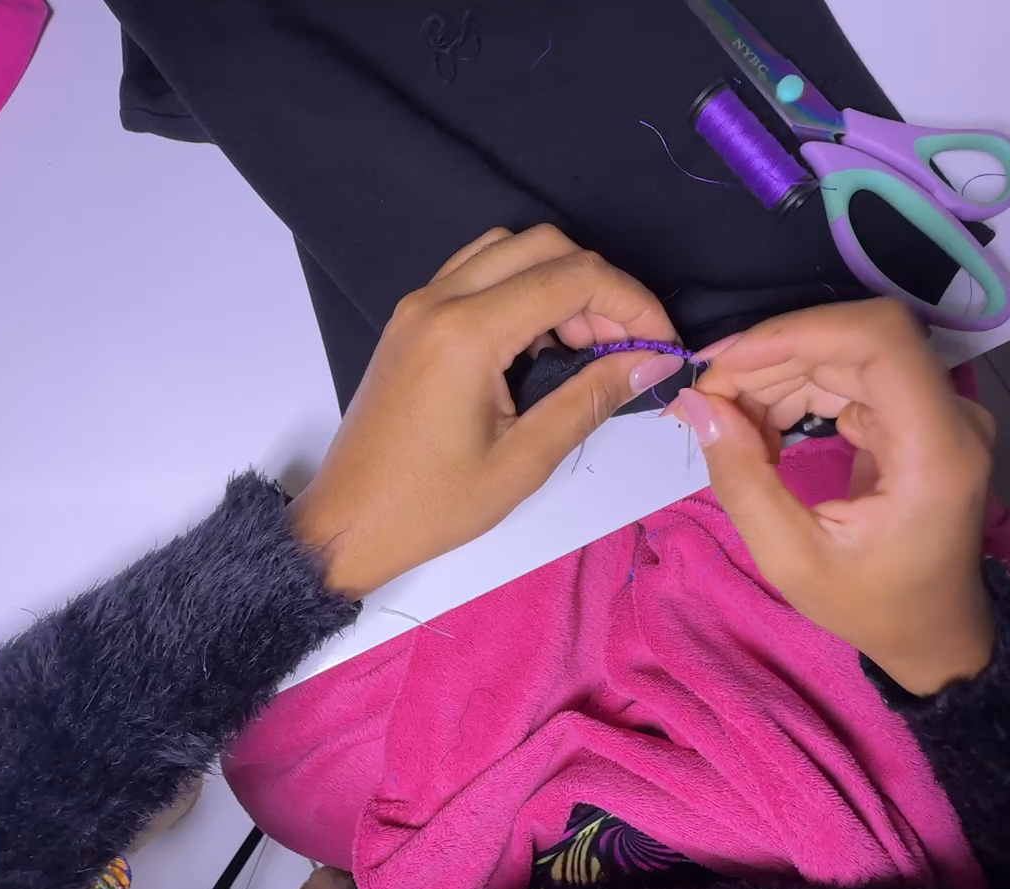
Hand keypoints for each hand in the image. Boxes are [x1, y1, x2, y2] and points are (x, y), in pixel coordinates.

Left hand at [292, 226, 681, 597]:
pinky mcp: (410, 321)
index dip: (633, 304)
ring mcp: (418, 305)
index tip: (660, 346)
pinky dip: (519, 290)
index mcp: (466, 333)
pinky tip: (535, 345)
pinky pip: (476, 274)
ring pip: (507, 250)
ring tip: (580, 348)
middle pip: (543, 245)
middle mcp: (437, 300)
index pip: (572, 278)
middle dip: (599, 287)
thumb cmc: (432, 506)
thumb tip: (652, 361)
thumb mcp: (523, 461)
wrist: (349, 521)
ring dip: (557, 282)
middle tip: (621, 349)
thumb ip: (590, 399)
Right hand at [673, 300, 995, 694]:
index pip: (878, 341)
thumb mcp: (790, 558)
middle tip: (704, 402)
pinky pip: (846, 378)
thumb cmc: (868, 605)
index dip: (795, 334)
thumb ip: (742, 480)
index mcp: (935, 452)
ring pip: (843, 355)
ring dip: (774, 379)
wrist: (930, 629)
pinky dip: (793, 394)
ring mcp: (937, 411)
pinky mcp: (915, 415)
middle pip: (852, 343)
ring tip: (727, 425)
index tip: (723, 363)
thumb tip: (694, 405)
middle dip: (768, 360)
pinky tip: (759, 432)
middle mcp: (948, 415)